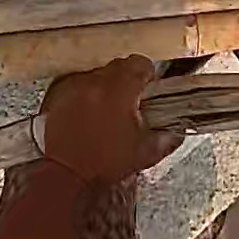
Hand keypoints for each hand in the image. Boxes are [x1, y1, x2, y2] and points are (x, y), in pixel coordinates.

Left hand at [39, 55, 183, 181]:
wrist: (65, 174)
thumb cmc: (104, 163)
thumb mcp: (143, 154)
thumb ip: (166, 139)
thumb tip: (177, 132)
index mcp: (121, 89)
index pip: (140, 63)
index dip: (148, 73)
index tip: (149, 85)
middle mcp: (98, 81)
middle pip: (119, 65)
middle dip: (128, 78)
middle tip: (132, 98)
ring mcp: (76, 86)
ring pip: (99, 73)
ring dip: (107, 85)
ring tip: (110, 107)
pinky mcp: (60, 94)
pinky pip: (80, 83)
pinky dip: (88, 92)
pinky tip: (90, 113)